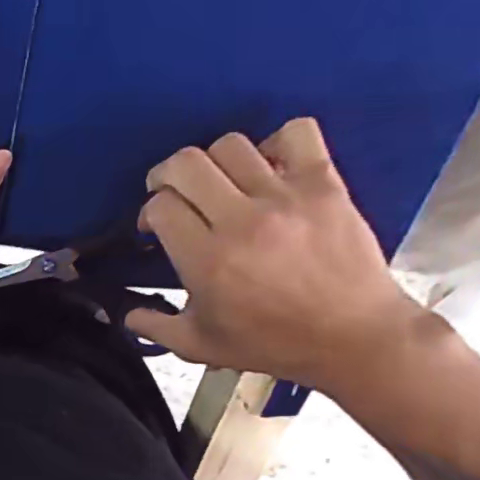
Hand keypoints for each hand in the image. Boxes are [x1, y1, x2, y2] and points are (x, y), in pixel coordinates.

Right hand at [125, 119, 430, 390]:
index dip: (150, 212)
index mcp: (206, 260)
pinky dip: (278, 141)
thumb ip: (156, 328)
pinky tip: (271, 166)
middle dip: (166, 174)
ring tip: (220, 183)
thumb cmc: (272, 344)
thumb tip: (126, 315)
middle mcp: (240, 220)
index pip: (161, 206)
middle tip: (173, 193)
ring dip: (213, 161)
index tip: (157, 228)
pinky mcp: (324, 185)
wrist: (353, 338)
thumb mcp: (201, 347)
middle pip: (185, 163)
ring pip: (230, 145)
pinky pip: (297, 133)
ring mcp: (284, 197)